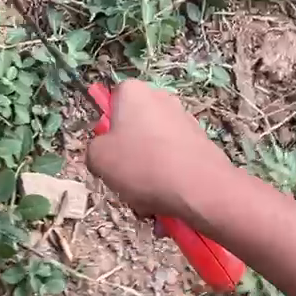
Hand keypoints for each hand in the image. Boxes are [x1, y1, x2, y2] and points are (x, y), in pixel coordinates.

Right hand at [87, 79, 243, 219]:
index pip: (112, 103)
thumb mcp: (98, 158)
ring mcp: (184, 120)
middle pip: (134, 129)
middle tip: (127, 182)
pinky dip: (169, 180)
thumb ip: (93, 150)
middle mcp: (160, 98)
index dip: (108, 131)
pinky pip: (175, 161)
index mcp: (133, 92)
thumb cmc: (142, 165)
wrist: (202, 190)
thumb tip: (104, 154)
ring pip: (154, 149)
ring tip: (149, 202)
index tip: (111, 154)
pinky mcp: (202, 143)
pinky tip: (168, 204)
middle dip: (130, 158)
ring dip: (149, 174)